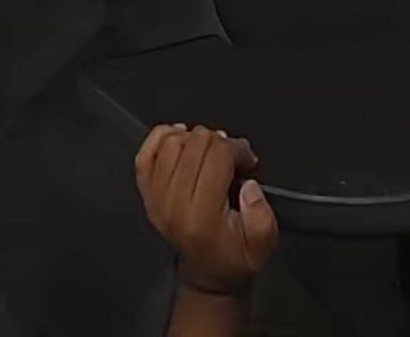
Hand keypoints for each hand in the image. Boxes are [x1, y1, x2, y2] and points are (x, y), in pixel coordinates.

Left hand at [135, 125, 277, 294]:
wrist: (208, 271)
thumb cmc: (232, 255)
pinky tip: (180, 137)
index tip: (247, 158)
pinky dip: (163, 137)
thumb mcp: (261, 245)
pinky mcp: (146, 191)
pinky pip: (147, 151)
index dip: (238, 149)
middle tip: (232, 154)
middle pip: (195, 143)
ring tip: (210, 149)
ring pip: (173, 141)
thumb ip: (262, 216)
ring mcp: (156, 196)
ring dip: (195, 137)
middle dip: (220, 141)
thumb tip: (249, 186)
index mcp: (201, 217)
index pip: (217, 156)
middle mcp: (173, 204)